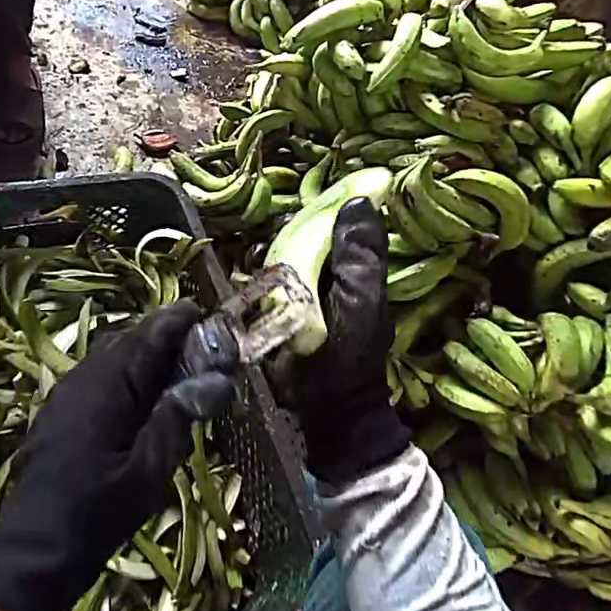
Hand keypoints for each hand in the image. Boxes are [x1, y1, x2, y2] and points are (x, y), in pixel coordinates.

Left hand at [0, 302, 238, 610]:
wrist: (35, 550)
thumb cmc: (98, 511)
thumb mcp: (149, 468)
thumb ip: (180, 417)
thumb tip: (220, 379)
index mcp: (108, 384)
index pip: (152, 334)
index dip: (184, 322)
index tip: (214, 319)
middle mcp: (85, 376)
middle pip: (134, 338)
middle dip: (171, 338)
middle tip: (207, 350)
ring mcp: (69, 391)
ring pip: (117, 356)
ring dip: (151, 356)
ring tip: (185, 372)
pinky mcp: (63, 409)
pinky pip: (104, 375)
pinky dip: (133, 375)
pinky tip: (150, 399)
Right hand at [269, 199, 410, 483]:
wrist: (327, 410)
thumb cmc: (351, 356)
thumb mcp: (362, 302)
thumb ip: (360, 256)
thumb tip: (360, 200)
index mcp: (356, 267)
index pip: (341, 220)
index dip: (327, 206)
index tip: (308, 203)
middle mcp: (329, 273)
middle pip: (307, 235)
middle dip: (292, 232)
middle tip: (277, 237)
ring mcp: (302, 291)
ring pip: (282, 256)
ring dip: (271, 254)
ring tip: (259, 260)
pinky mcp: (277, 309)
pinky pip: (263, 282)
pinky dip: (255, 278)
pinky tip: (248, 278)